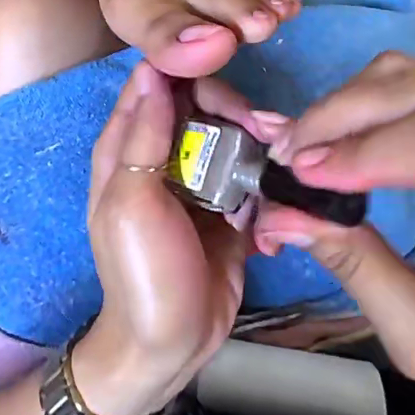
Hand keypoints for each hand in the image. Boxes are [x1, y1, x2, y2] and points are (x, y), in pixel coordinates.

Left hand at [72, 63, 271, 414]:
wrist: (172, 345)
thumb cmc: (142, 270)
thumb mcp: (132, 201)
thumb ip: (143, 137)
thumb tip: (151, 70)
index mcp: (128, 148)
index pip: (157, 85)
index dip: (191, 76)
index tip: (226, 85)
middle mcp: (164, 155)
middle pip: (204, 106)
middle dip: (238, 110)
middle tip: (267, 130)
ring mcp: (200, 179)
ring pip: (234, 135)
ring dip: (262, 141)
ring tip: (284, 155)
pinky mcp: (231, 204)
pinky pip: (254, 173)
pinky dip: (270, 174)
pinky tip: (285, 182)